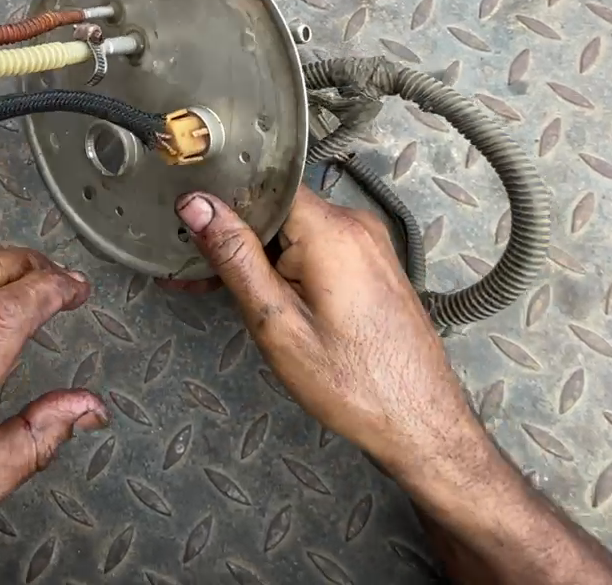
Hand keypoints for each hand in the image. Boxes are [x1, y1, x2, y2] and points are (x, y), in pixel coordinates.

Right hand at [174, 187, 481, 478]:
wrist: (424, 428)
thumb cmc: (350, 382)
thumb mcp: (277, 323)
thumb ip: (235, 256)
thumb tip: (195, 204)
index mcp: (330, 229)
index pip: (261, 183)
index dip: (221, 200)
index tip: (187, 226)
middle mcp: (354, 222)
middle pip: (274, 204)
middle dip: (232, 231)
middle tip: (196, 269)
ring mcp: (367, 240)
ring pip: (290, 224)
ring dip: (254, 249)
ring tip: (219, 284)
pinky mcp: (370, 260)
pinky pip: (313, 242)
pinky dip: (282, 260)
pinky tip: (262, 291)